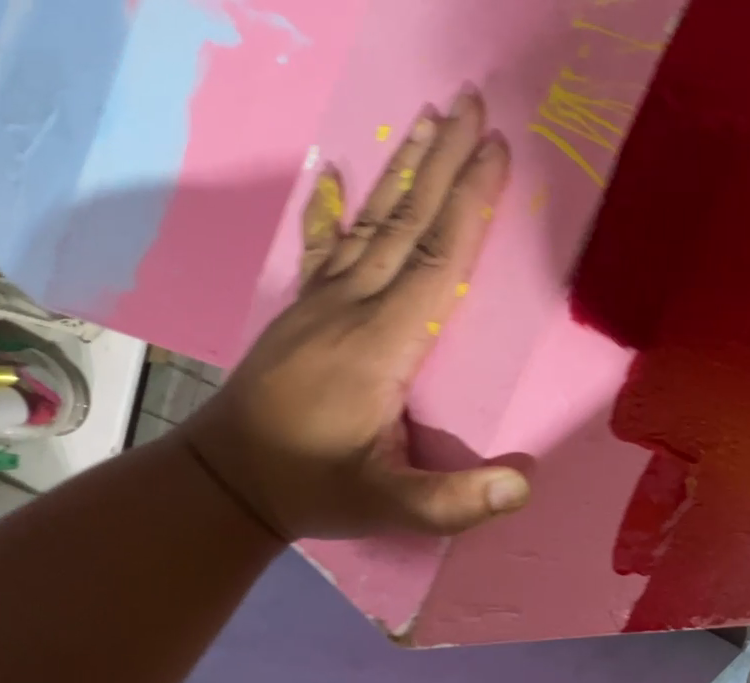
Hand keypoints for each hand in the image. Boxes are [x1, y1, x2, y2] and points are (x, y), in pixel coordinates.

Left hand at [180, 88, 528, 540]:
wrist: (222, 483)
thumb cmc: (316, 490)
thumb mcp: (391, 507)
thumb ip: (455, 501)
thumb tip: (527, 481)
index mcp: (380, 345)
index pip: (437, 261)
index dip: (469, 205)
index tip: (496, 153)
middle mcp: (350, 307)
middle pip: (407, 222)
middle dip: (444, 163)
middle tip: (475, 108)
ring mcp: (321, 302)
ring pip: (372, 221)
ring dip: (405, 168)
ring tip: (432, 119)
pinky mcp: (305, 308)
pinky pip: (328, 243)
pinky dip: (338, 203)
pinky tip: (338, 170)